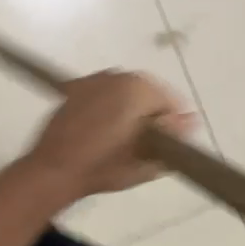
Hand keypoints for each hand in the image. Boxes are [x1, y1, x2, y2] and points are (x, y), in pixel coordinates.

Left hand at [23, 70, 192, 199]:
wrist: (53, 169)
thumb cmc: (103, 166)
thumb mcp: (147, 158)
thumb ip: (173, 135)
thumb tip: (191, 120)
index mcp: (136, 87)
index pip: (168, 100)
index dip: (173, 122)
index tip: (172, 143)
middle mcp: (114, 76)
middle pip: (145, 91)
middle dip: (151, 112)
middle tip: (151, 141)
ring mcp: (90, 80)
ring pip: (122, 91)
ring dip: (129, 108)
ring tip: (129, 136)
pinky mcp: (72, 90)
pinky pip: (101, 94)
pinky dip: (108, 106)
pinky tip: (106, 128)